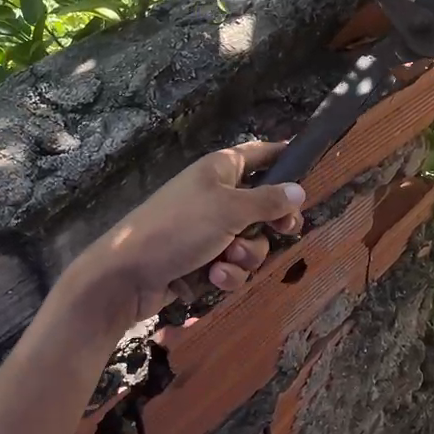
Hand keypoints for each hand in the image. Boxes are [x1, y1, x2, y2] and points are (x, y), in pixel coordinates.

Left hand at [68, 141, 305, 328]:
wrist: (125, 277)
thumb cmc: (178, 228)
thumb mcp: (229, 210)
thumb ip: (269, 201)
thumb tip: (300, 189)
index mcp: (220, 169)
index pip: (259, 154)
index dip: (283, 157)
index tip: (308, 164)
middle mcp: (215, 195)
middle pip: (263, 207)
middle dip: (269, 227)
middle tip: (285, 230)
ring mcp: (207, 230)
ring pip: (249, 243)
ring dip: (244, 256)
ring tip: (224, 261)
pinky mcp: (200, 262)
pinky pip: (230, 267)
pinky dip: (224, 275)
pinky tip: (210, 279)